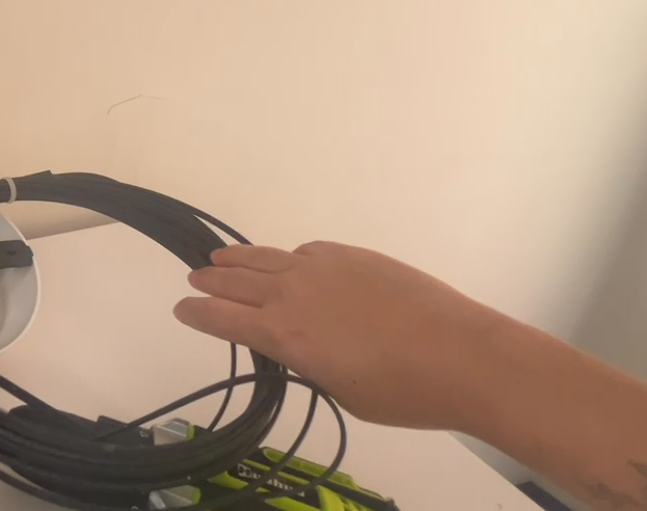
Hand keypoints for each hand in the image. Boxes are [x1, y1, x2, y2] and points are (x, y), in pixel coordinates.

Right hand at [173, 241, 518, 431]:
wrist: (466, 357)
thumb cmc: (405, 393)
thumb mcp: (342, 393)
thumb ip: (307, 363)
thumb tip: (295, 345)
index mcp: (283, 334)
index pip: (220, 318)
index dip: (195, 313)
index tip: (181, 308)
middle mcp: (288, 294)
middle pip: (232, 280)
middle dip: (208, 280)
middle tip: (195, 278)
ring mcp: (316, 268)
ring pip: (260, 257)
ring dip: (235, 260)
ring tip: (220, 259)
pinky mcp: (345, 254)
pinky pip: (301, 253)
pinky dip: (286, 260)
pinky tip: (291, 267)